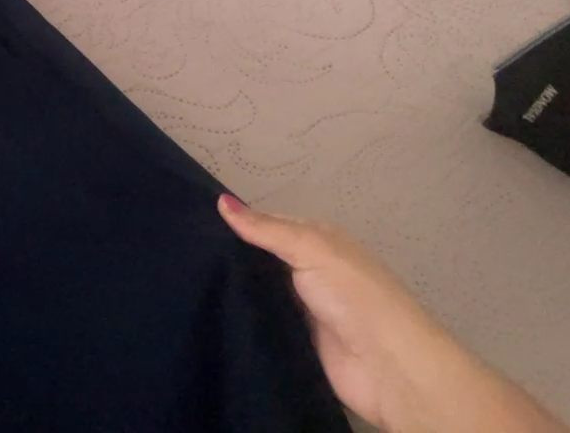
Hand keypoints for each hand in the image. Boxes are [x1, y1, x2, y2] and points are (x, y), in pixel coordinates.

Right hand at [218, 195, 567, 432]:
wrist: (389, 368)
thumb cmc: (354, 295)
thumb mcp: (311, 248)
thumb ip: (265, 229)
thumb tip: (220, 200)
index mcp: (318, 240)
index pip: (267, 223)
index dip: (236, 221)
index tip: (192, 220)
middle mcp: (309, 268)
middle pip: (261, 257)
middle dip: (229, 254)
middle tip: (180, 248)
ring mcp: (302, 305)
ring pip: (258, 288)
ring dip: (233, 286)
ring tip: (184, 276)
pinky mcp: (295, 338)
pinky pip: (262, 319)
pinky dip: (241, 314)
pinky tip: (208, 306)